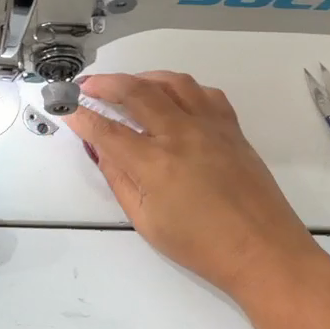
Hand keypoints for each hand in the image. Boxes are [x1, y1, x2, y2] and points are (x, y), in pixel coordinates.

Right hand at [63, 72, 325, 298]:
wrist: (263, 251)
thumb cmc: (201, 246)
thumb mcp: (146, 221)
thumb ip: (119, 179)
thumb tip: (101, 149)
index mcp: (155, 164)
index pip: (107, 130)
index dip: (82, 117)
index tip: (66, 108)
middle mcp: (182, 135)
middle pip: (136, 92)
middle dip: (105, 84)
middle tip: (87, 86)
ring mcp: (211, 127)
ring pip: (172, 82)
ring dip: (142, 77)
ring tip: (126, 84)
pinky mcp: (232, 128)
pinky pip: (204, 93)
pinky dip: (180, 88)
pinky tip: (171, 97)